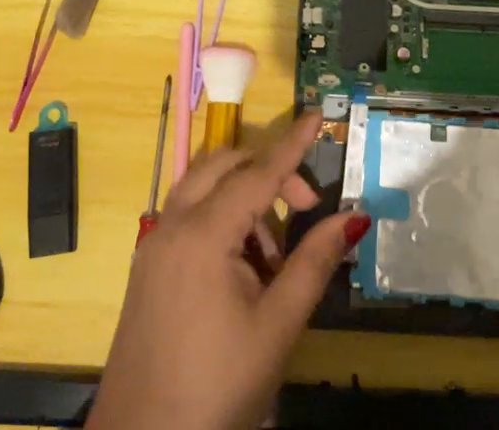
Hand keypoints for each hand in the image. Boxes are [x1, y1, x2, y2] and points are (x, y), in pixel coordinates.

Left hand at [88, 113, 369, 429]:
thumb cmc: (218, 383)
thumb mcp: (277, 324)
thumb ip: (314, 262)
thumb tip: (351, 216)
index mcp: (202, 234)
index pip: (257, 173)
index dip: (292, 144)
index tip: (318, 116)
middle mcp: (170, 226)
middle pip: (222, 167)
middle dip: (267, 173)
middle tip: (306, 208)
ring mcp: (153, 246)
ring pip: (202, 191)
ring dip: (244, 201)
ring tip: (278, 258)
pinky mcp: (147, 269)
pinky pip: (188, 219)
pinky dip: (221, 222)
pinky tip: (246, 270)